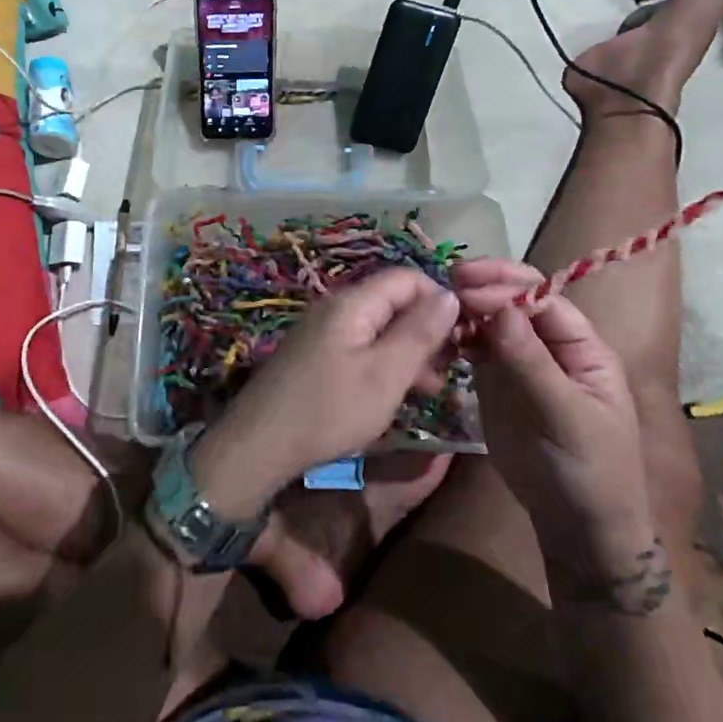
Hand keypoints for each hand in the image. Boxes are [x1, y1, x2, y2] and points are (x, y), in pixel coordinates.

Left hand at [192, 268, 459, 517]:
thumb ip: (419, 332)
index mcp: (352, 303)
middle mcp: (335, 309)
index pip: (407, 278)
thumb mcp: (385, 374)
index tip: (463, 336)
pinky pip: (360, 348)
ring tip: (430, 390)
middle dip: (426, 331)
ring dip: (409, 353)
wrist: (260, 444)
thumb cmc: (329, 410)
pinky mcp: (316, 357)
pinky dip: (384, 365)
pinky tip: (396, 394)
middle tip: (449, 372)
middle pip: (393, 303)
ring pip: (379, 329)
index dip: (439, 299)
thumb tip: (450, 294)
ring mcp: (322, 333)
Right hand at [453, 259, 655, 578]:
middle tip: (445, 283)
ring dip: (466, 309)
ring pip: (490, 320)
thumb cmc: (589, 469)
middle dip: (484, 287)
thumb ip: (532, 363)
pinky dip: (458, 336)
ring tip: (437, 310)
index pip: (542, 298)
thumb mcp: (567, 416)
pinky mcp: (496, 381)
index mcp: (582, 346)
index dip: (506, 286)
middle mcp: (550, 344)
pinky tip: (440, 336)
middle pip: (514, 301)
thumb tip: (500, 310)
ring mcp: (521, 361)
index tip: (466, 285)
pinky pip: (476, 347)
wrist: (575, 521)